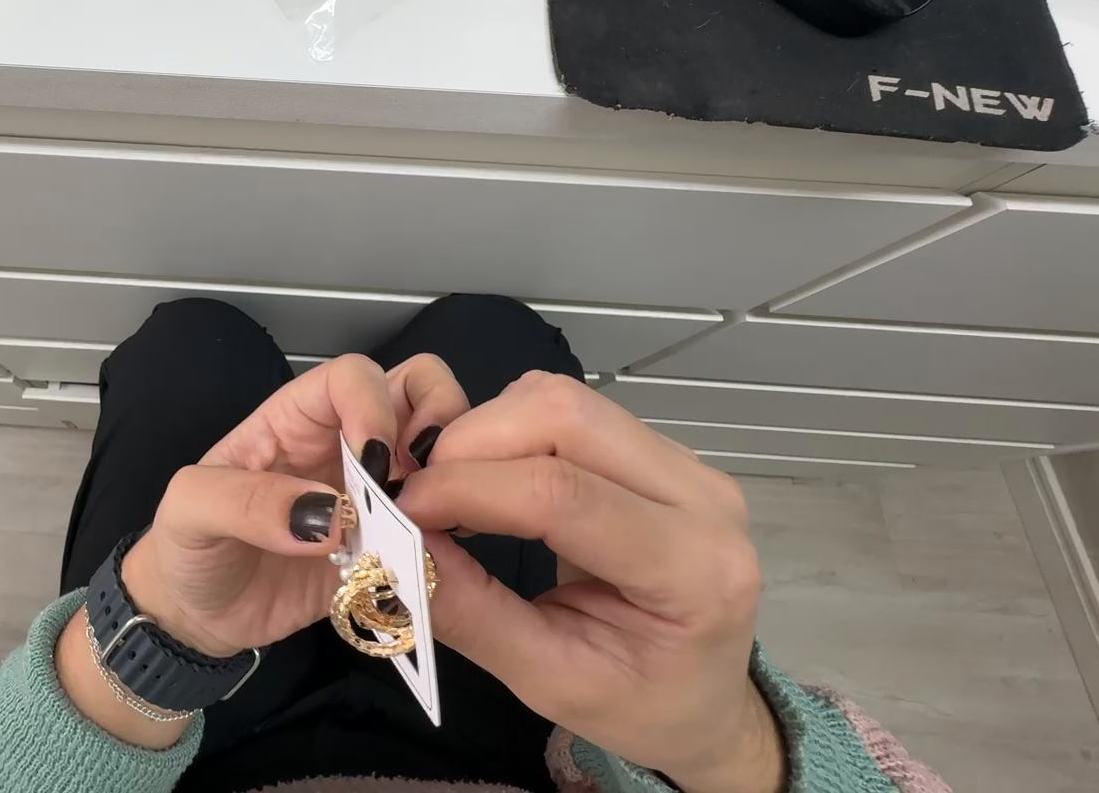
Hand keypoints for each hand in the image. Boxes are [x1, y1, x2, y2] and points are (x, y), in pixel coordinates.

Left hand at [122, 352, 470, 657]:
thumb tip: (332, 515)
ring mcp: (369, 496)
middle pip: (412, 391)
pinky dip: (447, 535)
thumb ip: (247, 502)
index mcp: (294, 419)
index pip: (351, 376)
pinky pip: (434, 525)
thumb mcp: (190, 510)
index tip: (374, 461)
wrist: (196, 617)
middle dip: (437, 418)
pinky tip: (434, 559)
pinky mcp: (384, 548)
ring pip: (433, 451)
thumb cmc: (186, 546)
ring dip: (447, 478)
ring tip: (438, 521)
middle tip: (426, 478)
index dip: (373, 404)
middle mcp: (340, 446)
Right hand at [396, 373, 783, 792]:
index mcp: (693, 571)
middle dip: (470, 440)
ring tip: (453, 484)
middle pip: (563, 415)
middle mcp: (698, 494)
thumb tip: (395, 542)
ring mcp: (679, 459)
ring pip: (558, 396)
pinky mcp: (650, 444)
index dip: (466, 488)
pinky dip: (503, 424)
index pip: (562, 494)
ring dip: (484, 427)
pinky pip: (562, 403)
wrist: (703, 696)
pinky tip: (489, 472)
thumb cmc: (636, 703)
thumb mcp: (548, 682)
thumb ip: (470, 612)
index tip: (403, 508)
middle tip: (424, 491)